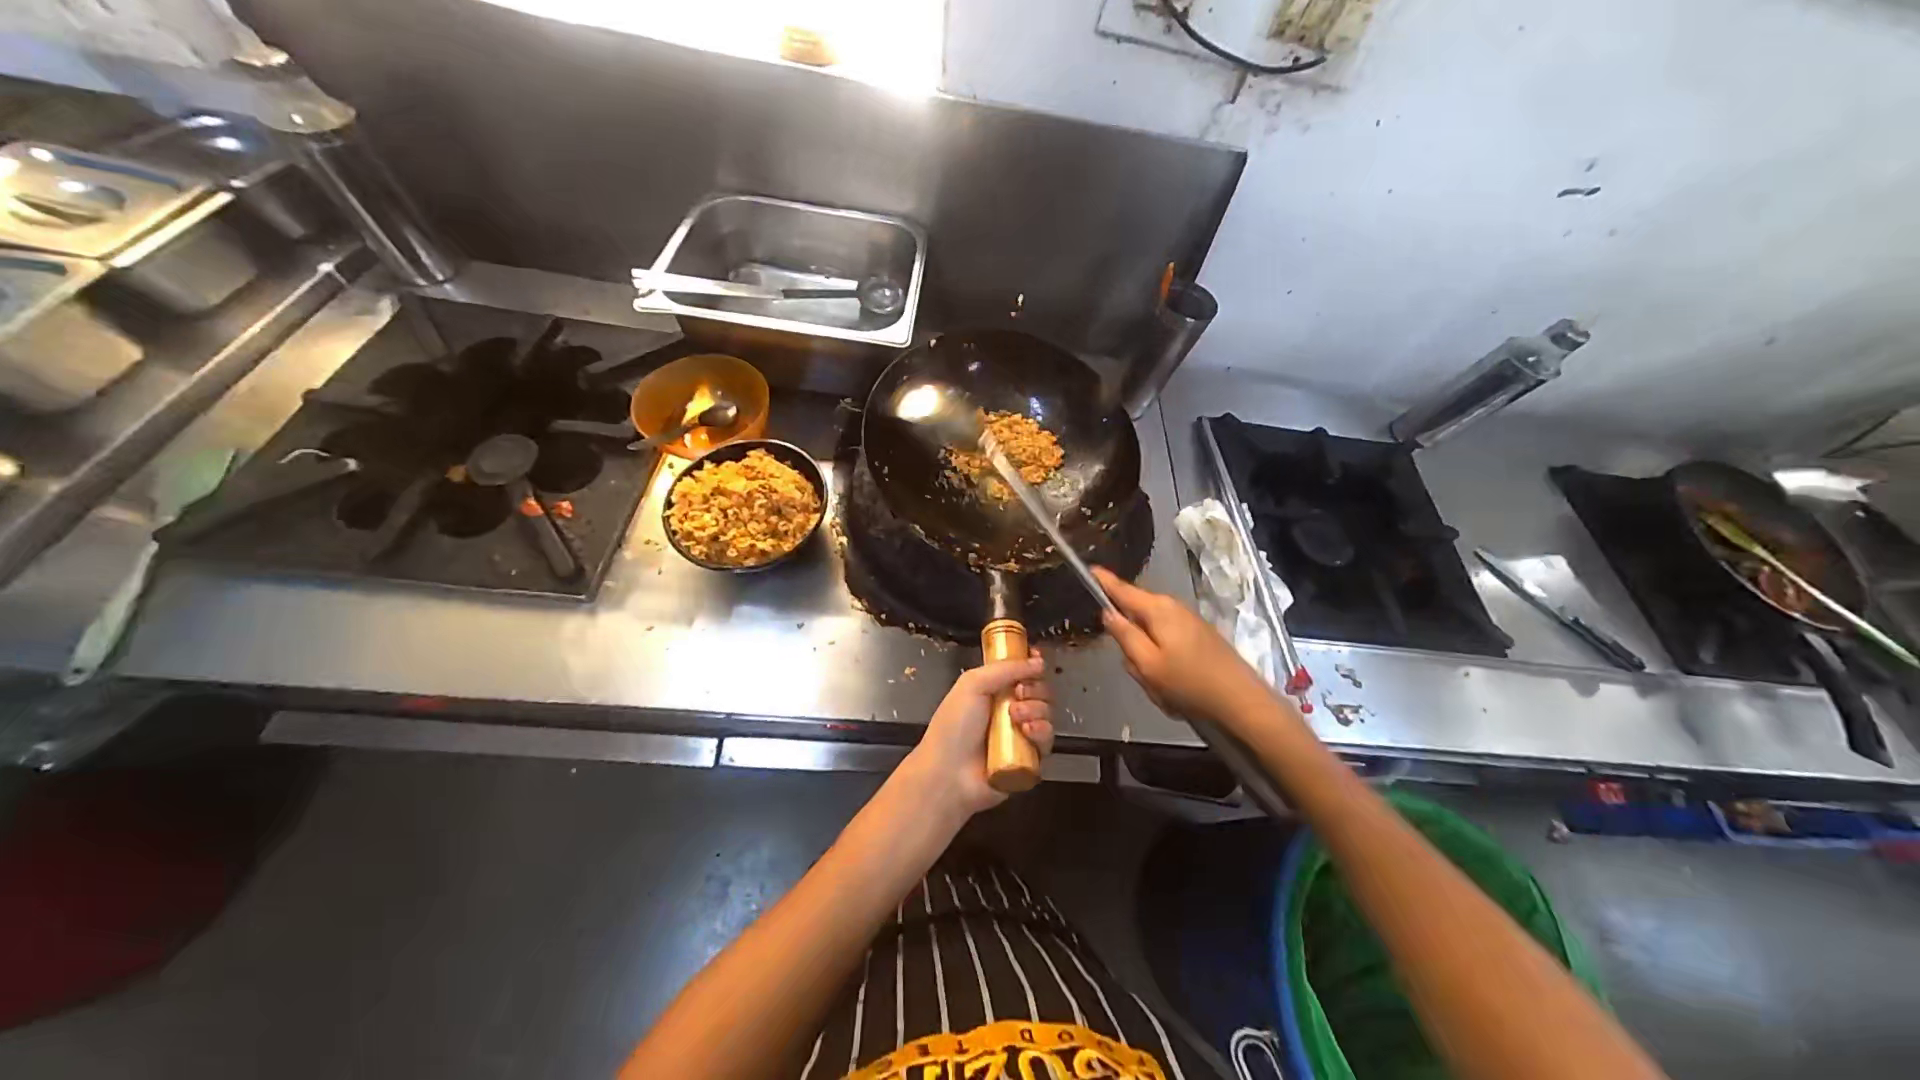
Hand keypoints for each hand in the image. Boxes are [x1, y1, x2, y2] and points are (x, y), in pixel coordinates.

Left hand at [900, 651, 1053, 818]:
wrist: (949, 774)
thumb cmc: (953, 727)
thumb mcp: (972, 684)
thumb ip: (1005, 667)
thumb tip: (1037, 661)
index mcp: (992, 690)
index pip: (1021, 672)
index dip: (1032, 665)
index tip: (1037, 660)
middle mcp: (1008, 711)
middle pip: (1040, 691)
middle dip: (1035, 688)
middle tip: (1019, 693)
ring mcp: (1019, 735)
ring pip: (1046, 714)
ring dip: (1037, 710)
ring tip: (1016, 716)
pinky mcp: (1029, 759)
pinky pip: (1047, 741)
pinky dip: (1041, 732)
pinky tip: (1027, 732)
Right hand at [1094, 566, 1274, 728]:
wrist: (1242, 701)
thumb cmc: (1189, 683)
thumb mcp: (1147, 664)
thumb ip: (1124, 635)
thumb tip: (1107, 613)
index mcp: (1157, 609)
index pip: (1122, 589)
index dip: (1103, 581)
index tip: (1089, 570)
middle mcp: (1173, 608)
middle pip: (1135, 616)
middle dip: (1130, 643)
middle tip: (1140, 672)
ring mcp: (1188, 622)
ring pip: (1150, 636)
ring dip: (1148, 661)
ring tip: (1161, 688)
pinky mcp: (1198, 637)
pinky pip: (1166, 646)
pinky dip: (1164, 666)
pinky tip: (1176, 689)